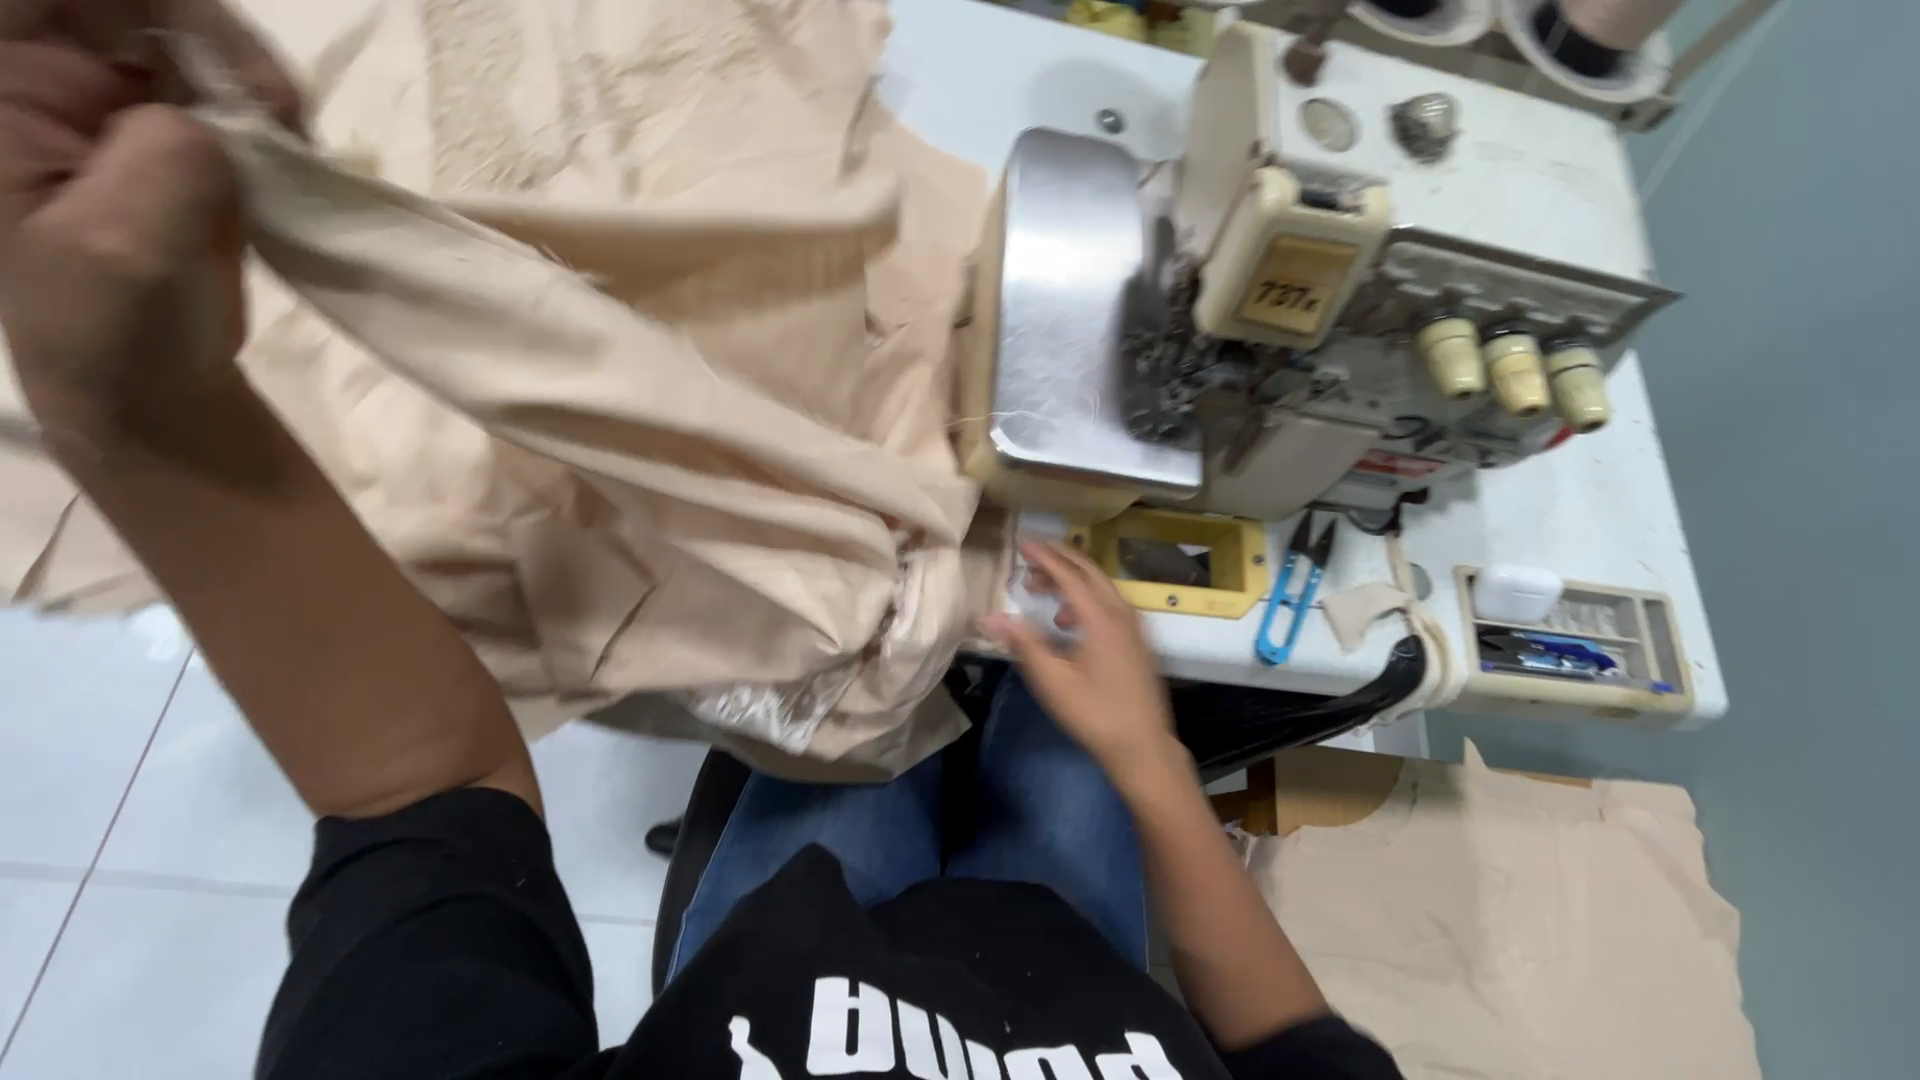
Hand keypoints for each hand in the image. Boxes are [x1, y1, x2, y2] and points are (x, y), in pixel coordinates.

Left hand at [0, 0, 300, 443]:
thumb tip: (216, 117)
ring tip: (290, 135)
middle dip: (206, 31)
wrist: (152, 380)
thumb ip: (163, 164)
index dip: (141, 1)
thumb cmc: (113, 324)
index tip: (211, 55)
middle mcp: (34, 73)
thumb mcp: (124, 249)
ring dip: (245, 70)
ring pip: (178, 30)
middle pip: (124, 0)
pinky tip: (290, 149)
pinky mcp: (170, 134)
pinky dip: (266, 105)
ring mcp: (106, 100)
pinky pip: (220, 81)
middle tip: (275, 104)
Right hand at [983, 539, 1185, 781]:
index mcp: (1101, 618)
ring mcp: (1135, 627)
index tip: (1021, 542)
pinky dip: (1086, 599)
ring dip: (1071, 581)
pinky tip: (1069, 623)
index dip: (1044, 556)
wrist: (1143, 746)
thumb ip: (1023, 643)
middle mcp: (1122, 613)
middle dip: (1058, 560)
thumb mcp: (1052, 680)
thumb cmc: (1094, 713)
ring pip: (1101, 588)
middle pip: (1088, 572)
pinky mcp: (1139, 641)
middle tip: (1029, 559)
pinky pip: (1110, 603)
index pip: (1068, 574)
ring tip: (1042, 593)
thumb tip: (990, 618)